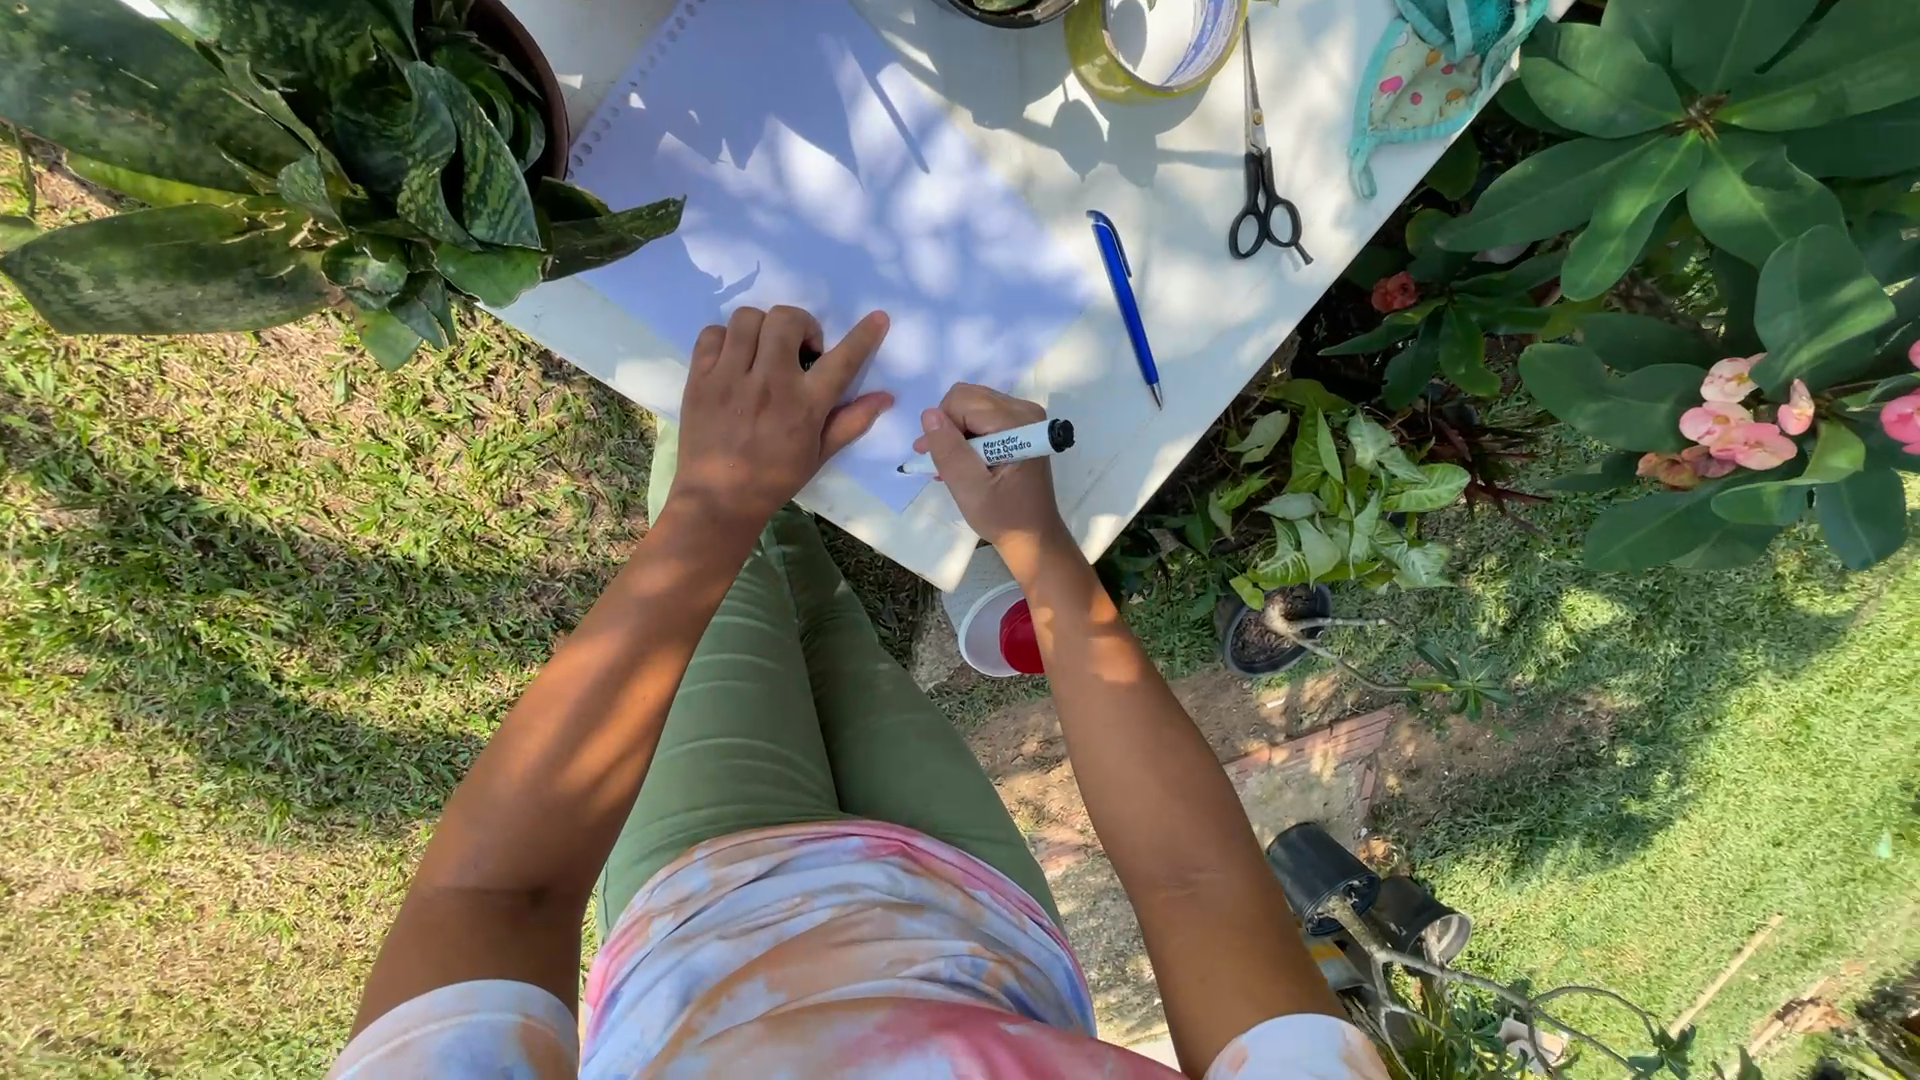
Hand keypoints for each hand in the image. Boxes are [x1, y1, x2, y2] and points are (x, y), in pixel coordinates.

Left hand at [672, 306, 891, 535]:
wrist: (718, 498)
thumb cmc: (775, 478)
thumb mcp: (820, 454)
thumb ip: (852, 421)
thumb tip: (886, 397)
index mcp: (804, 405)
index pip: (842, 360)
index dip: (863, 335)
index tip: (877, 319)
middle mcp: (769, 382)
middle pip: (787, 320)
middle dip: (801, 325)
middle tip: (800, 350)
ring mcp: (730, 376)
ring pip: (748, 318)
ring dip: (764, 327)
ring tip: (765, 350)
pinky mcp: (700, 377)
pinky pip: (712, 333)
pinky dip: (727, 338)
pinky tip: (735, 358)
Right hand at [914, 383, 1071, 567]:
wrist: (1033, 536)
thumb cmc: (1003, 516)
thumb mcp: (969, 488)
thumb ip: (949, 450)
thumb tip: (929, 415)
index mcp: (1016, 422)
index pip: (961, 401)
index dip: (943, 427)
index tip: (935, 458)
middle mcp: (1025, 410)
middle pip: (967, 398)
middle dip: (948, 428)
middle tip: (940, 463)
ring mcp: (1025, 417)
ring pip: (972, 407)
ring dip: (956, 434)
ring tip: (951, 467)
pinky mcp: (1021, 427)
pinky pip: (983, 417)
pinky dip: (968, 438)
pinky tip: (964, 463)